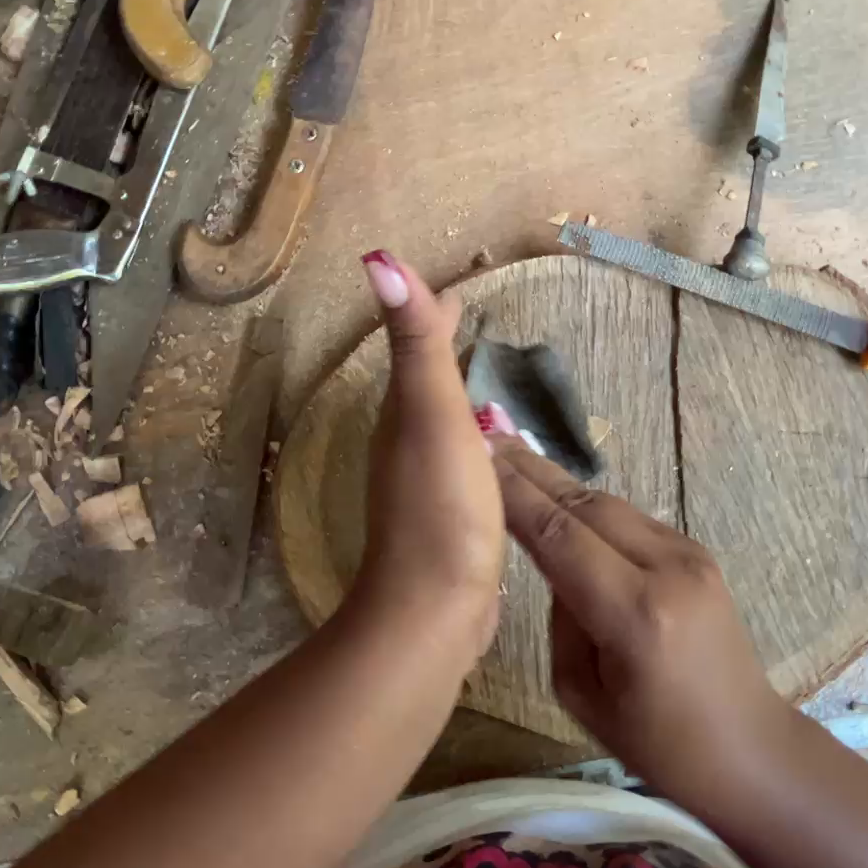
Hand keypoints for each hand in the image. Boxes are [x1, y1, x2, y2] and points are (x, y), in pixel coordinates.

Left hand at [352, 250, 505, 658]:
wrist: (433, 607)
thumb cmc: (440, 506)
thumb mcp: (432, 413)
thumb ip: (415, 342)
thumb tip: (377, 260)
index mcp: (404, 410)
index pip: (419, 344)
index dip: (436, 312)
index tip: (459, 288)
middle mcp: (405, 439)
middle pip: (426, 377)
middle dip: (443, 344)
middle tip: (471, 321)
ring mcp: (422, 480)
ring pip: (440, 417)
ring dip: (456, 390)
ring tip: (483, 378)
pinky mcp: (445, 516)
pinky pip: (459, 457)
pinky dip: (472, 436)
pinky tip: (489, 449)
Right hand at [491, 439, 792, 801]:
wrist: (750, 749)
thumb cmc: (658, 743)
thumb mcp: (580, 691)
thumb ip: (560, 615)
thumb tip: (552, 562)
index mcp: (636, 614)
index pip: (560, 535)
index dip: (515, 495)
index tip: (475, 460)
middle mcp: (668, 568)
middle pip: (585, 503)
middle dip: (531, 472)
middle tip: (485, 442)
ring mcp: (689, 553)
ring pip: (606, 502)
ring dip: (557, 483)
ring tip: (511, 462)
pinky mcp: (696, 550)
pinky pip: (627, 517)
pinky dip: (585, 506)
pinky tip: (555, 497)